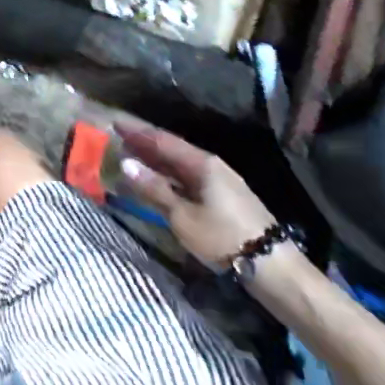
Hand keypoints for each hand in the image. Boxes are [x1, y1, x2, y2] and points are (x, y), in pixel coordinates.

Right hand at [117, 124, 275, 269]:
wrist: (269, 262)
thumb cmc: (222, 236)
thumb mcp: (183, 216)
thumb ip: (155, 190)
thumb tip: (127, 164)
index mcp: (201, 162)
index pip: (163, 140)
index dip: (138, 132)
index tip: (116, 122)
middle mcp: (211, 164)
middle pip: (172, 149)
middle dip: (145, 143)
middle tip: (120, 138)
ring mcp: (219, 179)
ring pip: (180, 163)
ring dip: (157, 160)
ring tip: (133, 156)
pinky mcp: (223, 195)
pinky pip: (188, 176)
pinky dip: (169, 174)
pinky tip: (159, 179)